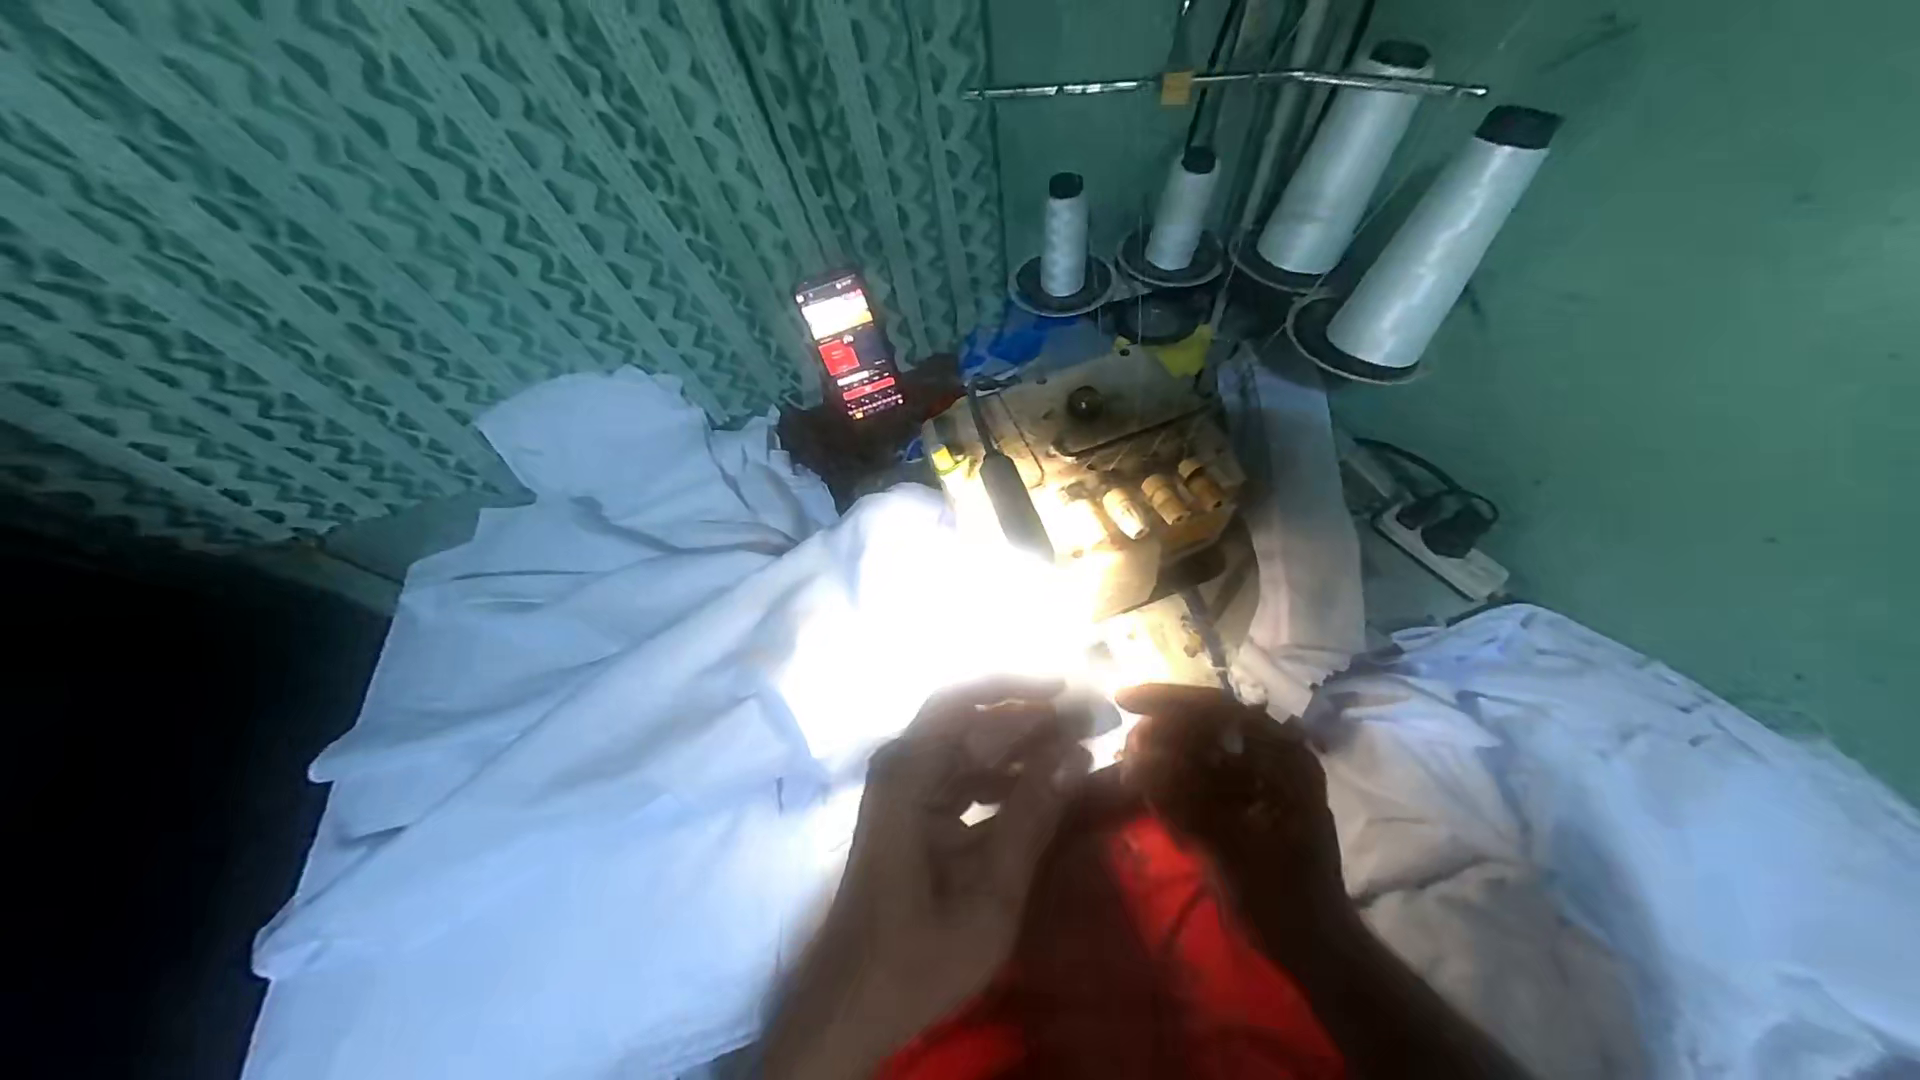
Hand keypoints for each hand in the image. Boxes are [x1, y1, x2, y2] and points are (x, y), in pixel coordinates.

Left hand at [764, 677, 1090, 1079]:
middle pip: (967, 717)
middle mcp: (900, 767)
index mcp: (907, 776)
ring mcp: (903, 787)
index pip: (969, 710)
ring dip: (1020, 742)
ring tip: (1076, 745)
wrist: (849, 1005)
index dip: (1026, 698)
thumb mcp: (988, 895)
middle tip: (1086, 717)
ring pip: (967, 743)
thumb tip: (1075, 755)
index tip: (1079, 698)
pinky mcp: (911, 810)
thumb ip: (1030, 819)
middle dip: (1028, 713)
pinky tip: (1041, 783)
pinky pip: (962, 774)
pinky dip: (1002, 774)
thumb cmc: (916, 958)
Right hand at [1115, 684, 1529, 1078]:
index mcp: (1281, 754)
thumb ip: (1185, 800)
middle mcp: (1268, 754)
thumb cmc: (1283, 896)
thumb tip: (1136, 760)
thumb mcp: (1233, 847)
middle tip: (1124, 744)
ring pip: (1193, 745)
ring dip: (1158, 752)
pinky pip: (1192, 772)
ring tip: (1129, 766)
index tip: (1123, 700)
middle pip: (1201, 721)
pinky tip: (1144, 784)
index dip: (1167, 699)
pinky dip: (1166, 777)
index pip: (1217, 708)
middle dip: (1158, 728)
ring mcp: (1251, 776)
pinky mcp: (1233, 797)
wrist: (1310, 943)